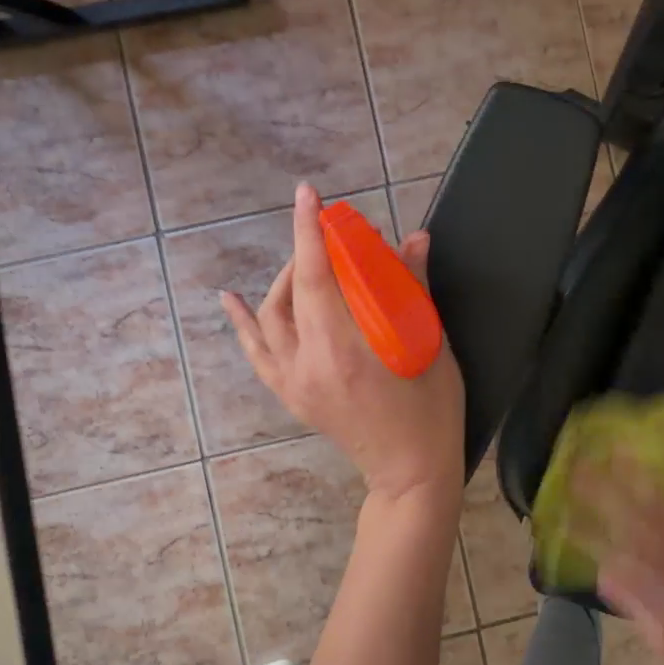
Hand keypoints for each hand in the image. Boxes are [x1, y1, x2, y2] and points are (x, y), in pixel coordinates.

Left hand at [221, 183, 464, 504]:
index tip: (308, 195)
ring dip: (285, 281)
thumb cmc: (431, 407)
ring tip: (308, 262)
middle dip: (307, 252)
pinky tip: (232, 299)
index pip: (319, 279)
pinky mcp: (291, 395)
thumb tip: (415, 237)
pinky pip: (257, 353)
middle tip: (333, 233)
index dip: (310, 233)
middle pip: (293, 293)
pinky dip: (243, 323)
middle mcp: (308, 364)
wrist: (410, 469)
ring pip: (270, 319)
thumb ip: (415, 289)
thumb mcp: (431, 344)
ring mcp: (293, 382)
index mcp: (345, 351)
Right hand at [574, 457, 663, 664]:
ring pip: (659, 499)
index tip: (560, 513)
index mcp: (650, 581)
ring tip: (615, 449)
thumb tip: (604, 573)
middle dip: (599, 490)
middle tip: (577, 466)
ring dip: (637, 473)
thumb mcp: (662, 639)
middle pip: (626, 515)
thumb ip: (634, 604)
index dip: (582, 530)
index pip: (606, 550)